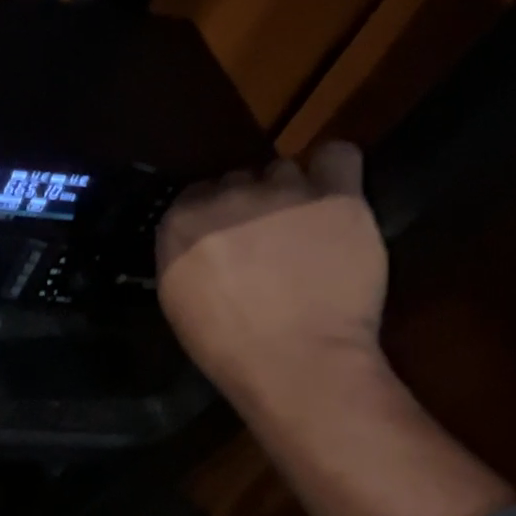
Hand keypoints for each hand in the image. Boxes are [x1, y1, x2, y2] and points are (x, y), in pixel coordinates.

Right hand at [155, 142, 386, 407]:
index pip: (195, 195)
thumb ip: (184, 255)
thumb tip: (200, 240)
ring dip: (289, 193)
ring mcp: (284, 192)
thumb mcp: (178, 300)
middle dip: (248, 205)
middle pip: (239, 179)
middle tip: (263, 241)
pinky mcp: (338, 196)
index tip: (223, 242)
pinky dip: (334, 168)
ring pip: (284, 170)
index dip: (211, 216)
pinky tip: (334, 194)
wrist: (296, 360)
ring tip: (302, 227)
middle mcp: (228, 196)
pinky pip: (337, 155)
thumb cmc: (227, 346)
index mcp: (180, 223)